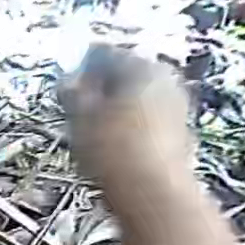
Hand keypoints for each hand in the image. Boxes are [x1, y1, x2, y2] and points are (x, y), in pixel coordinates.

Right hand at [60, 46, 196, 210]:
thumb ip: (74, 94)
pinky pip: (147, 116)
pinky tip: (113, 142)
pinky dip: (129, 122)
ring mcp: (177, 103)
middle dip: (102, 86)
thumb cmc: (110, 149)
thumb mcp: (80, 120)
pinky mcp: (179, 129)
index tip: (64, 82)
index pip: (107, 54)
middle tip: (77, 104)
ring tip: (91, 126)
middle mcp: (165, 78)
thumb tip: (67, 79)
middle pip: (127, 74)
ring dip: (115, 106)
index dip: (81, 66)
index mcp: (141, 67)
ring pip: (138, 96)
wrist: (151, 189)